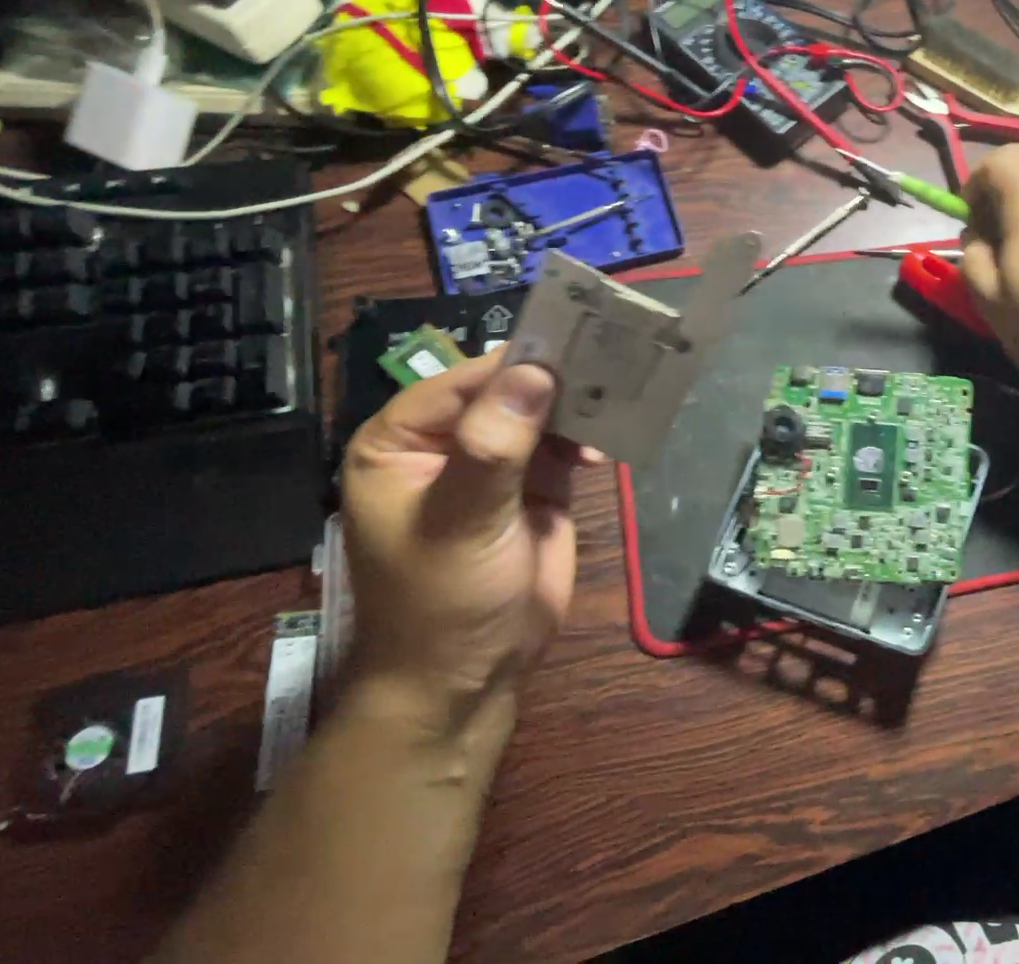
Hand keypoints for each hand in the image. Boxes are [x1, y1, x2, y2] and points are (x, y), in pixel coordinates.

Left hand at [340, 350, 601, 722]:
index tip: (569, 345)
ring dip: (576, 412)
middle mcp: (446, 446)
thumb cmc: (445, 599)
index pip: (459, 386)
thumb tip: (534, 373)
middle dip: (552, 385)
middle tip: (606, 365)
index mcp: (401, 443)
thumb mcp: (463, 521)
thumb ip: (495, 448)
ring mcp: (496, 469)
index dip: (511, 366)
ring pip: (539, 419)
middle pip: (504, 395)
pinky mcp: (537, 492)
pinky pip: (563, 450)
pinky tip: (609, 444)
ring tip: (617, 403)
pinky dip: (587, 442)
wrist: (473, 673)